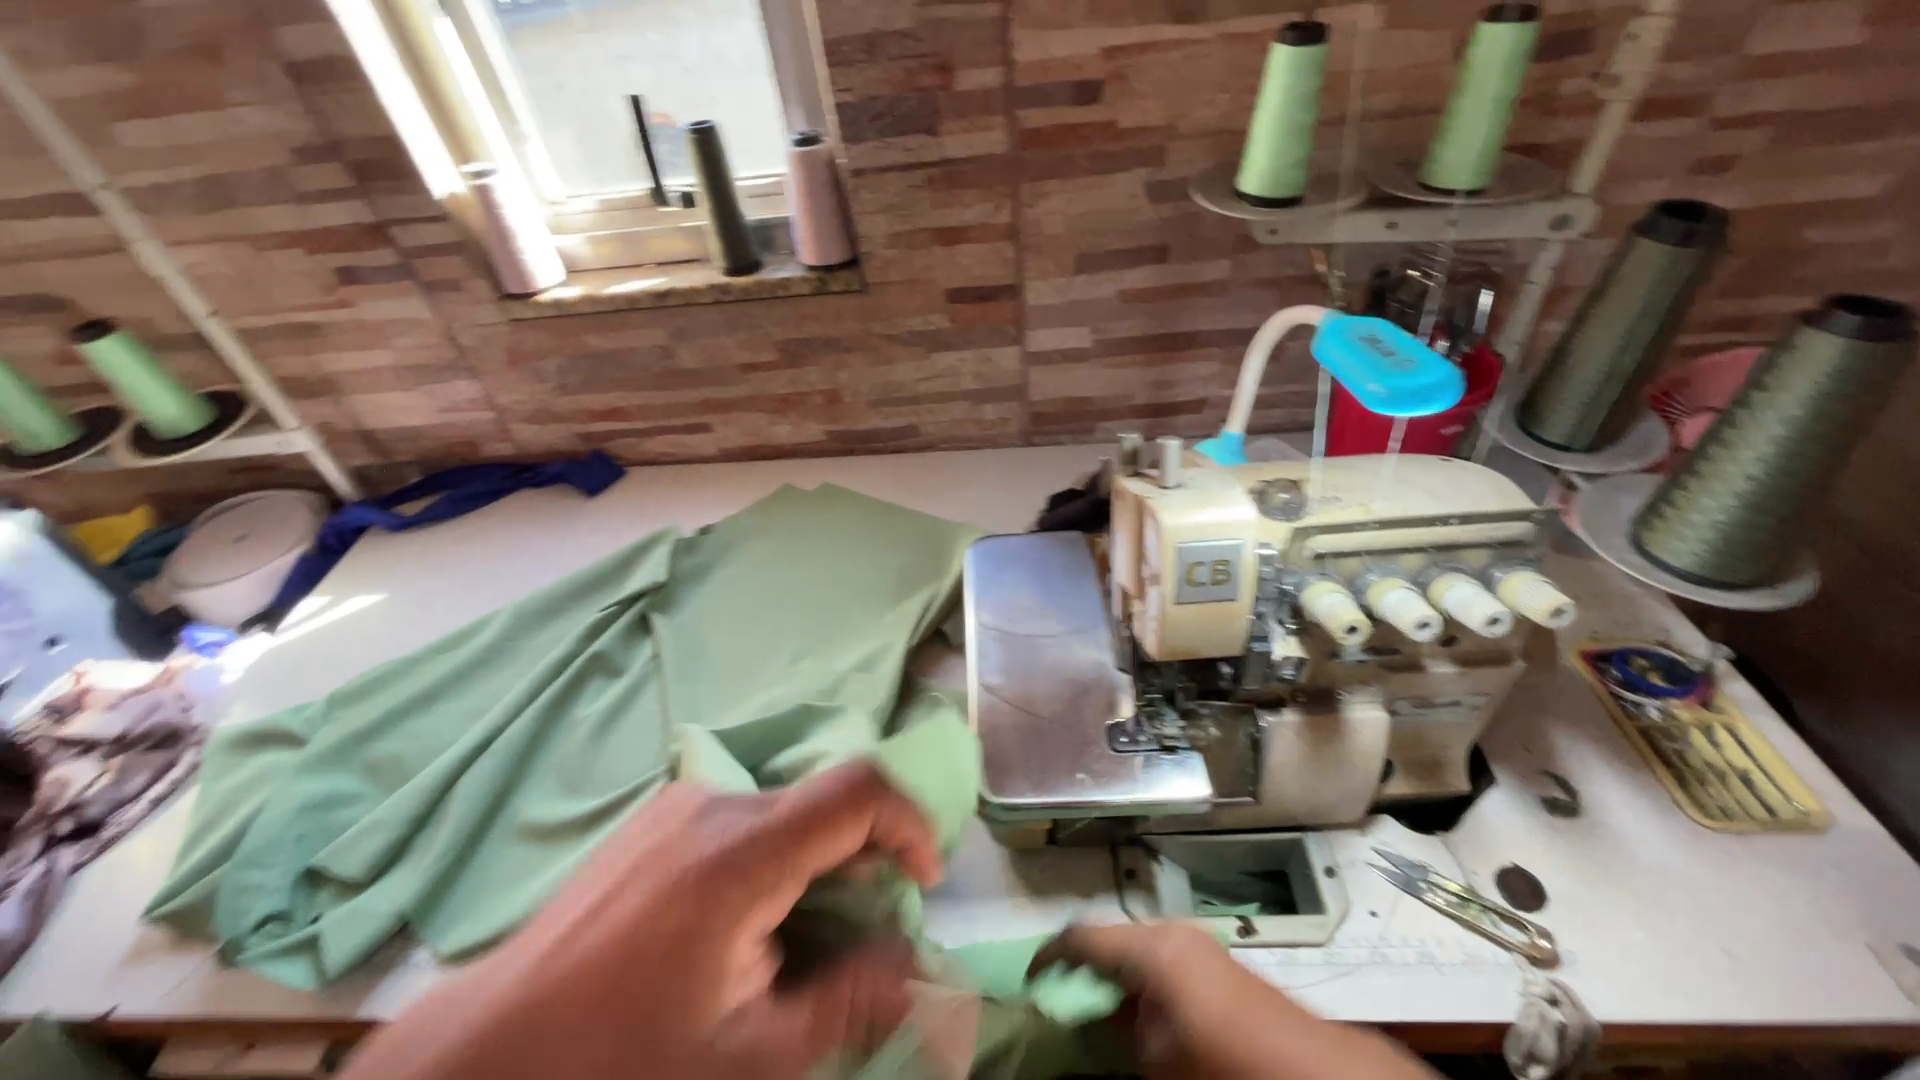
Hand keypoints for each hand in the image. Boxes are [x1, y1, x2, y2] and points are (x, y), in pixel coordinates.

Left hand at [340, 761, 942, 1079]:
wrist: (493, 1048)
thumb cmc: (624, 1057)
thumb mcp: (753, 1054)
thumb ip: (852, 1002)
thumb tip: (920, 965)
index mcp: (742, 851)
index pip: (860, 788)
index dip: (912, 822)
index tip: (922, 882)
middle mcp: (712, 804)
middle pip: (825, 801)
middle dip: (865, 860)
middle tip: (858, 937)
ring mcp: (676, 806)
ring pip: (786, 812)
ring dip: (817, 864)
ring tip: (794, 944)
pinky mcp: (654, 820)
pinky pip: (744, 820)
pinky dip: (775, 859)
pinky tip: (743, 928)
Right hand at [1032, 923, 1437, 1079]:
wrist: (1311, 1070)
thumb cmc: (1222, 1061)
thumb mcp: (1155, 1059)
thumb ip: (1112, 1033)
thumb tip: (1086, 1023)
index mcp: (1150, 947)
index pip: (1079, 937)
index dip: (1047, 956)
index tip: (1027, 981)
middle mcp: (1170, 933)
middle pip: (1108, 940)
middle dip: (1081, 969)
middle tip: (1059, 1003)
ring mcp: (1196, 943)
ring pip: (1135, 950)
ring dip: (1112, 977)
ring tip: (1095, 1014)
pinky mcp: (1215, 960)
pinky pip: (1161, 960)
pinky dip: (1140, 981)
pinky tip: (1140, 1018)